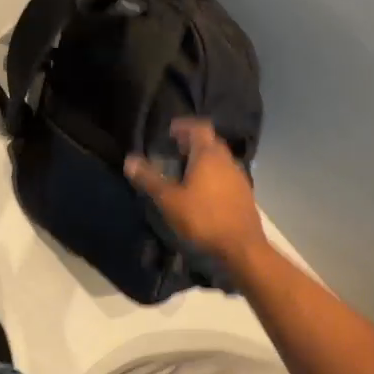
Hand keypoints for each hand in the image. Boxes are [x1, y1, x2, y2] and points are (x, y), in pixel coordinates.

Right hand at [125, 119, 267, 264]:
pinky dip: (213, 175)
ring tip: (186, 172)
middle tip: (175, 151)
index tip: (170, 132)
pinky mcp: (245, 195)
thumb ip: (149, 179)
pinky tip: (203, 192)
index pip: (199, 127)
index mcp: (208, 155)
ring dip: (204, 160)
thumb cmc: (203, 218)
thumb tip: (129, 160)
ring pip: (220, 159)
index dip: (184, 126)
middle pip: (210, 142)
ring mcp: (239, 177)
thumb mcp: (169, 200)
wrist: (242, 248)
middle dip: (192, 142)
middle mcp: (226, 161)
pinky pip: (227, 175)